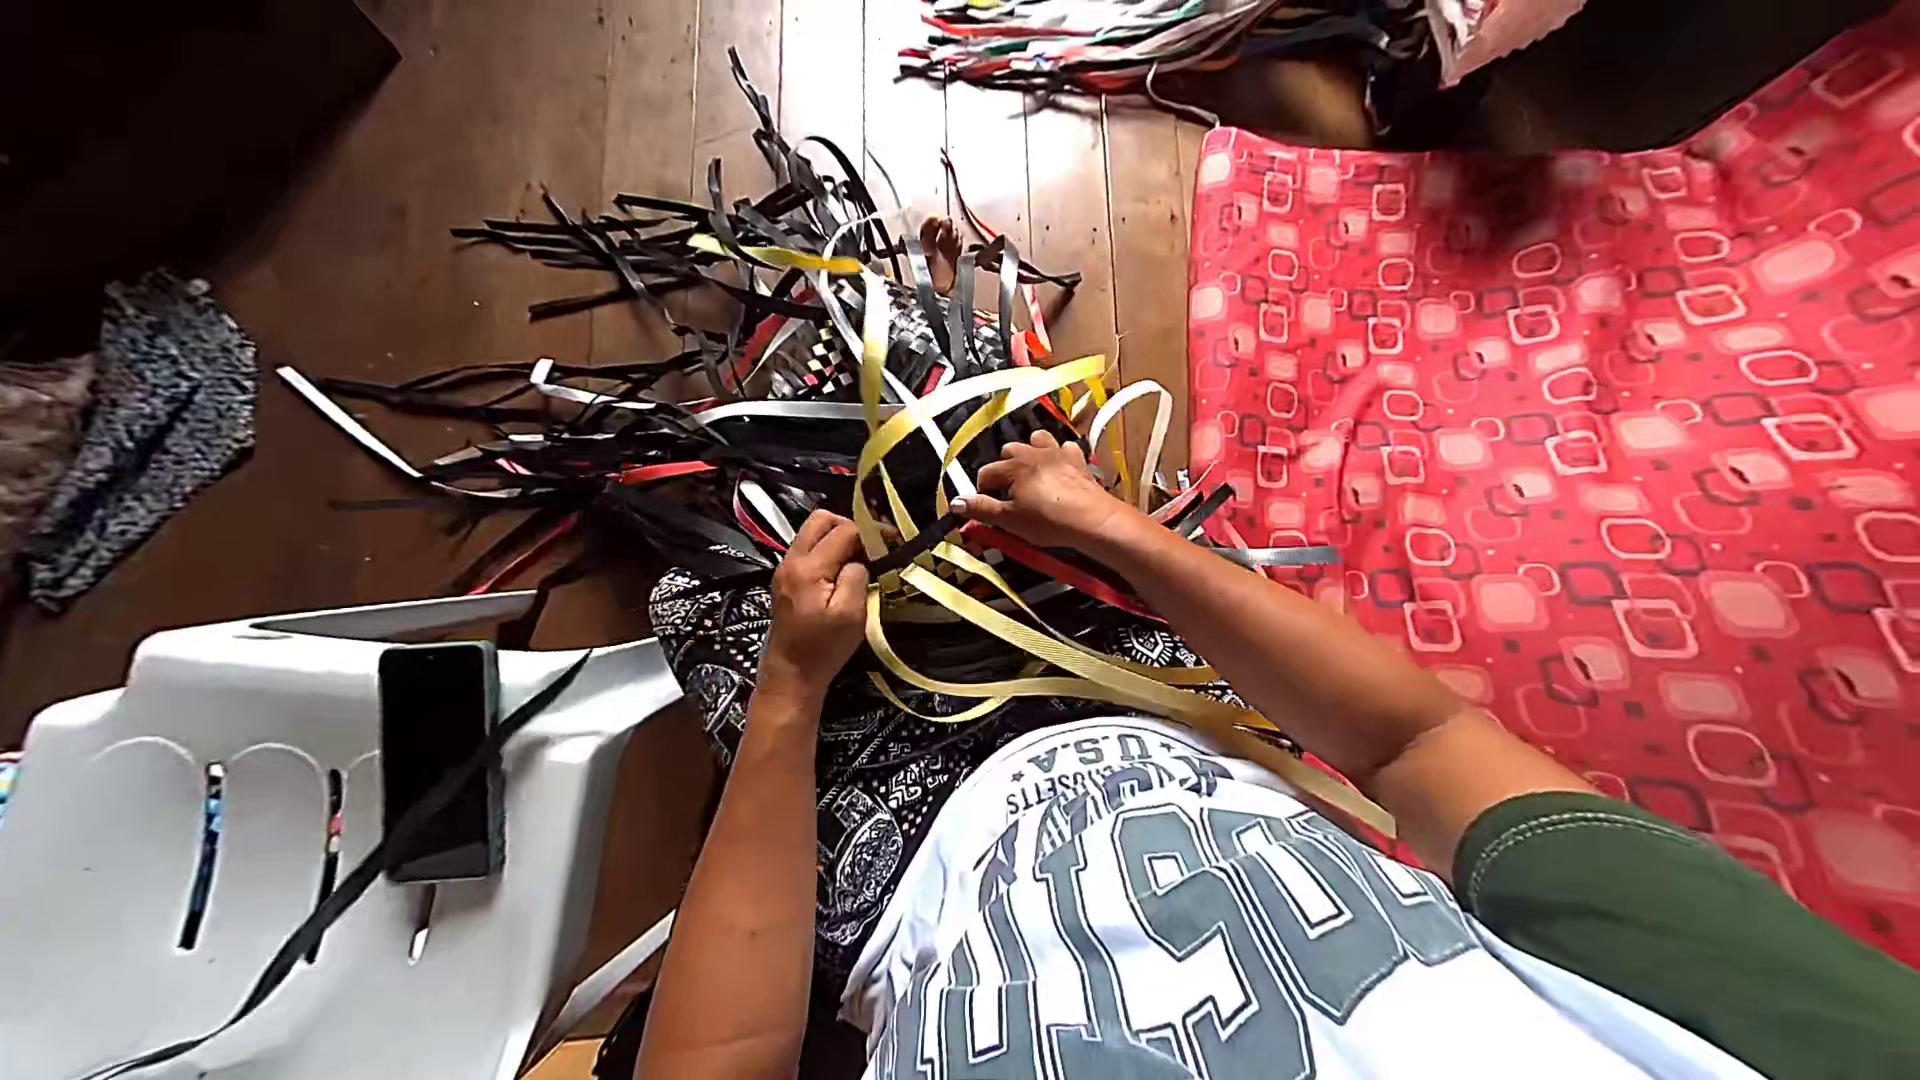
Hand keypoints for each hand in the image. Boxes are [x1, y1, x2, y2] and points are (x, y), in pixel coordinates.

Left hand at [760, 510, 869, 704]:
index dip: (871, 532)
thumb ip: (857, 577)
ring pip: (812, 532)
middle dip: (850, 526)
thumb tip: (859, 559)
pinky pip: (808, 549)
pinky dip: (828, 550)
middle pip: (821, 519)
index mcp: (808, 568)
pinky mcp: (786, 579)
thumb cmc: (824, 648)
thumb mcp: (851, 615)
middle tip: (869, 546)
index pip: (844, 531)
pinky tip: (842, 571)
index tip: (892, 542)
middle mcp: (792, 561)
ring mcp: (785, 569)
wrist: (791, 673)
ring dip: (838, 538)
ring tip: (859, 559)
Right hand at [952, 430, 1143, 549]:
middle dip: (1004, 467)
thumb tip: (956, 503)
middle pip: (1009, 450)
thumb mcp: (1010, 520)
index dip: (982, 490)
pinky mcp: (1078, 461)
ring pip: (1037, 440)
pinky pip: (1065, 448)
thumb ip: (982, 509)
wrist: (1093, 520)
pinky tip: (1059, 470)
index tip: (987, 505)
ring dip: (1031, 452)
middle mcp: (1034, 453)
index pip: (986, 472)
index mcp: (1013, 466)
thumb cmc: (1049, 521)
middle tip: (1008, 492)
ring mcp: (1058, 453)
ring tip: (1030, 472)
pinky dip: (1059, 455)